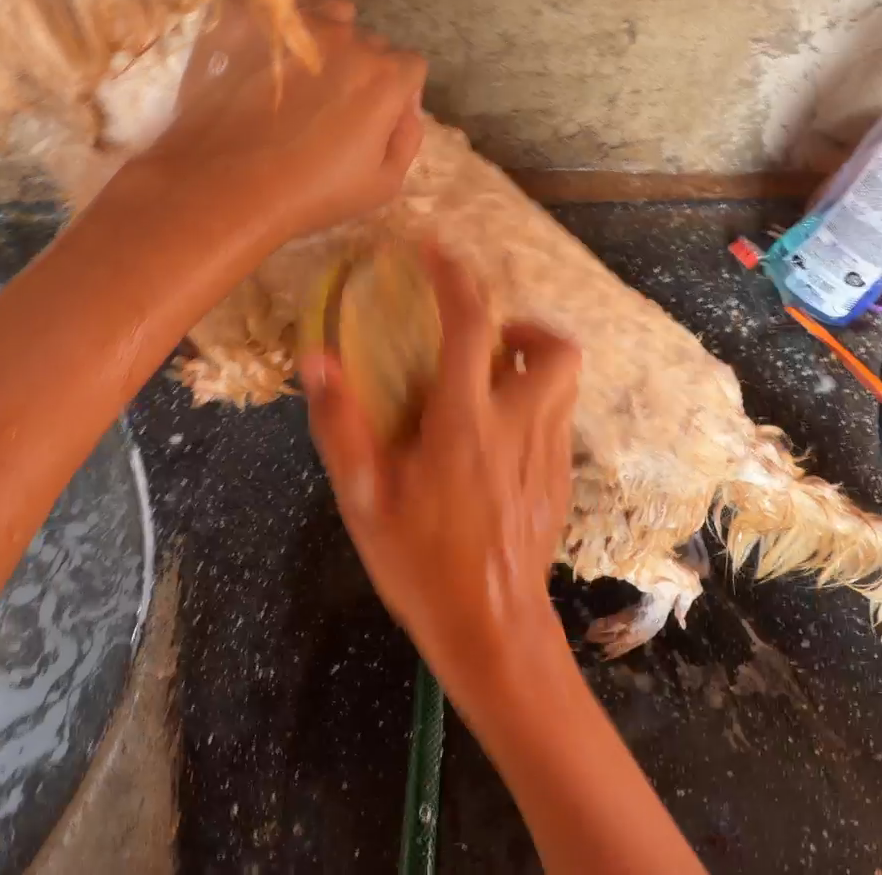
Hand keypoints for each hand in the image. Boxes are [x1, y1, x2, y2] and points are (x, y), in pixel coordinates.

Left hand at [132, 0, 427, 242]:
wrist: (223, 187)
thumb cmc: (309, 194)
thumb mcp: (382, 186)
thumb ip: (408, 139)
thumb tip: (407, 110)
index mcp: (384, 78)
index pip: (411, 67)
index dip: (399, 93)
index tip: (378, 116)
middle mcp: (346, 38)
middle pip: (369, 41)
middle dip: (362, 68)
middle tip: (334, 106)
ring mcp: (293, 22)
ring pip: (328, 12)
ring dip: (328, 36)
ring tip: (305, 71)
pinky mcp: (243, 15)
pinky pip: (274, 0)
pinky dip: (281, 15)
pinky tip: (273, 41)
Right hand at [301, 245, 581, 686]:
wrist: (491, 629)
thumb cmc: (419, 565)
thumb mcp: (363, 498)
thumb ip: (341, 423)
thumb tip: (316, 357)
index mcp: (466, 421)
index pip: (471, 324)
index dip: (453, 277)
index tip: (434, 252)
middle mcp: (521, 425)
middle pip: (554, 346)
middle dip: (522, 326)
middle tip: (483, 343)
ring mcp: (551, 454)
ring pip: (564, 381)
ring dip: (532, 365)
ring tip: (488, 385)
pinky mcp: (562, 481)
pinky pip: (558, 420)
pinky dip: (534, 406)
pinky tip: (497, 441)